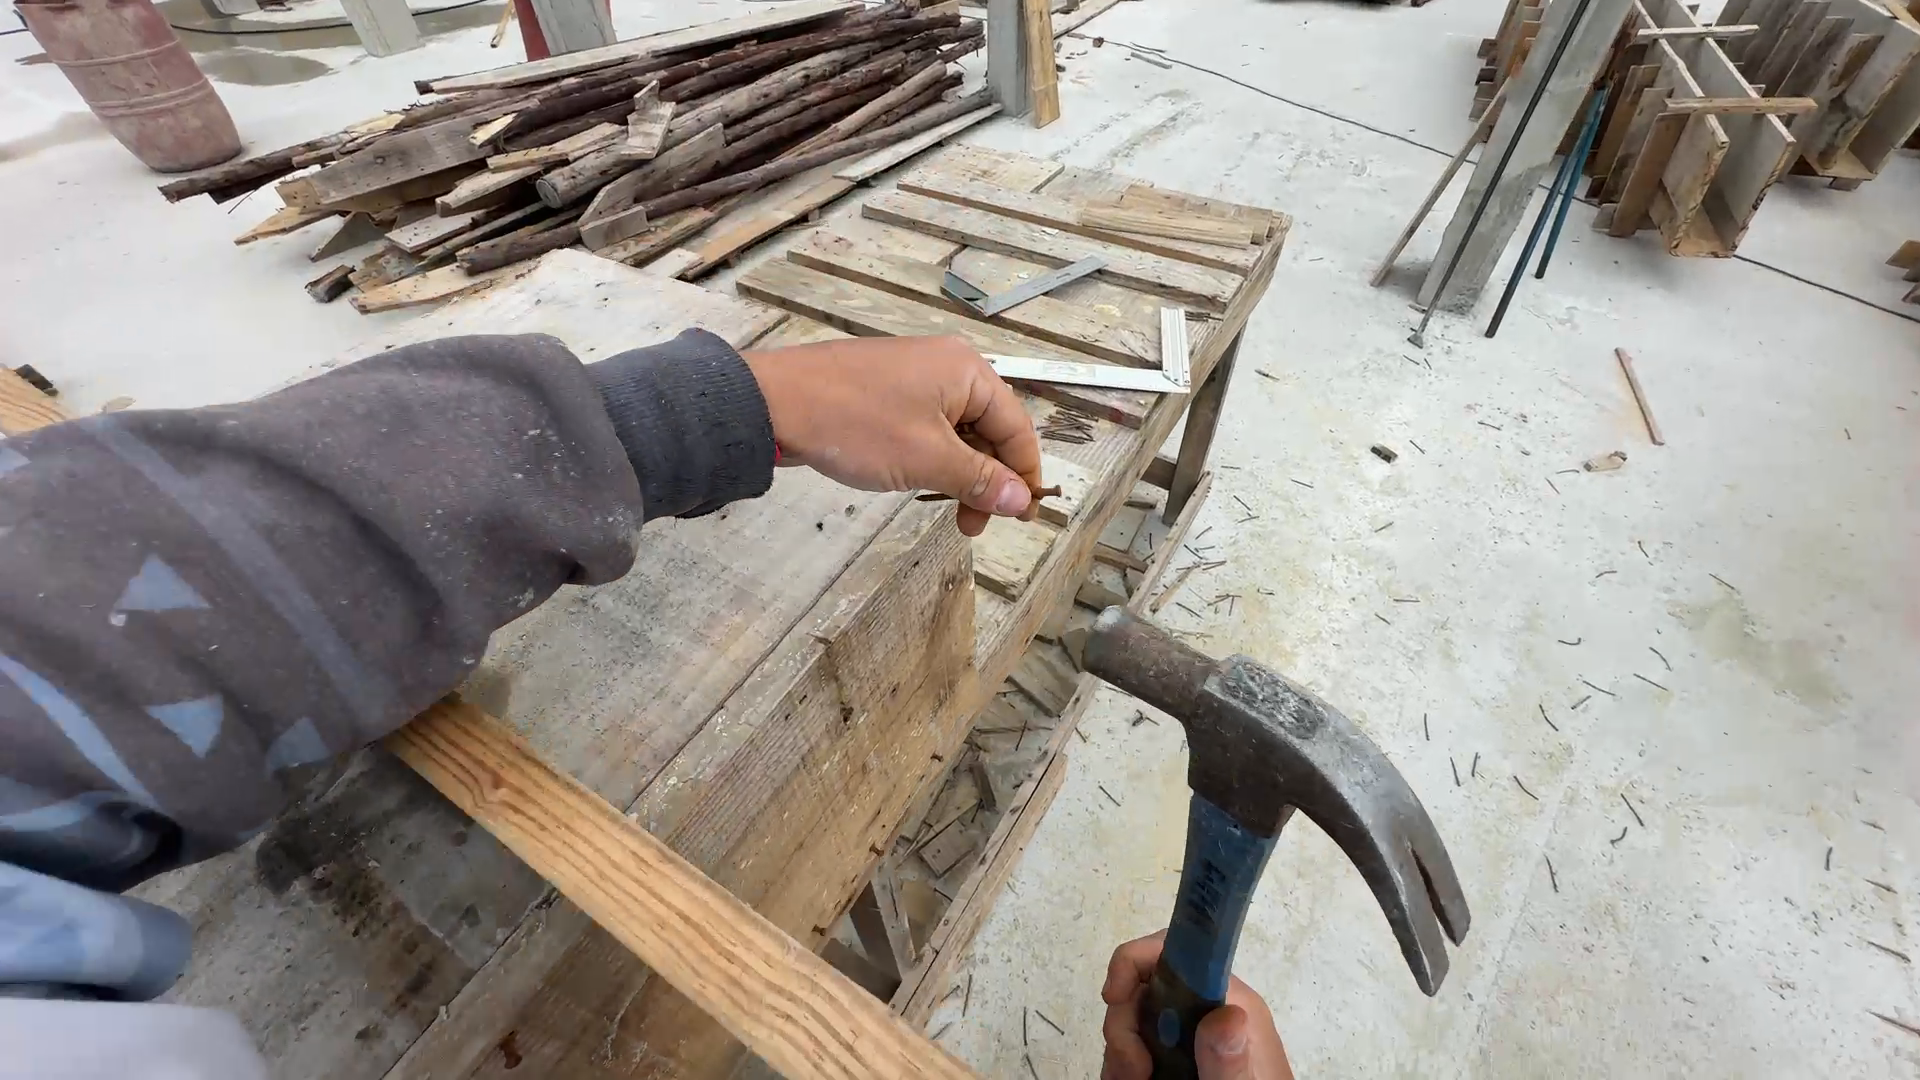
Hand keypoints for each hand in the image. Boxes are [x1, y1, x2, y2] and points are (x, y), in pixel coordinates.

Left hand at [742, 336, 1041, 536]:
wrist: (775, 403)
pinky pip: (928, 429)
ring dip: (961, 476)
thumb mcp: (928, 458)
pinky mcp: (889, 393)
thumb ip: (980, 480)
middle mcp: (949, 368)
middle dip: (988, 481)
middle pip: (989, 431)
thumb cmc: (858, 426)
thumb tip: (1022, 501)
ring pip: (958, 434)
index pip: (1017, 427)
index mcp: (968, 372)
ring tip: (951, 514)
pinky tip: (924, 485)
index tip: (1022, 517)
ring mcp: (916, 379)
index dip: (1024, 474)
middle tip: (974, 526)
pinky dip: (935, 461)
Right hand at [1100, 932, 1292, 1079]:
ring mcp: (1190, 1032)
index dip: (1133, 961)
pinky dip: (1123, 1062)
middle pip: (1144, 986)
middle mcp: (1206, 1006)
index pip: (1174, 950)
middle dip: (1125, 1022)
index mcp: (1228, 999)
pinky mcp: (1179, 1055)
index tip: (1112, 996)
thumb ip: (1230, 1059)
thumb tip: (1231, 1015)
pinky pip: (1138, 1043)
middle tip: (1132, 1070)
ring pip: (1135, 1017)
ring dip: (1121, 1048)